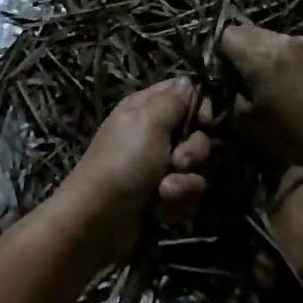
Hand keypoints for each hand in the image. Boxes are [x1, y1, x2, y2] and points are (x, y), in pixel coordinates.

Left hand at [55, 78, 212, 262]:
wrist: (98, 221)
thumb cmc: (124, 163)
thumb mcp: (149, 122)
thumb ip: (174, 100)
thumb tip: (188, 81)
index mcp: (146, 108)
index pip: (184, 93)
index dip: (200, 106)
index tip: (204, 121)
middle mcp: (153, 134)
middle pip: (196, 134)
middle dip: (193, 152)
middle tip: (177, 162)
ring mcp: (157, 167)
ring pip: (194, 168)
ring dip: (184, 183)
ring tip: (164, 192)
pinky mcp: (162, 197)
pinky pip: (187, 194)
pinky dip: (177, 203)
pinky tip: (161, 211)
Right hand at [219, 25, 302, 170]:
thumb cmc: (292, 135)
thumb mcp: (248, 122)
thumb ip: (231, 93)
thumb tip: (227, 81)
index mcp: (260, 56)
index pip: (227, 35)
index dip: (221, 52)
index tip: (225, 73)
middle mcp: (282, 41)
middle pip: (248, 32)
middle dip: (242, 50)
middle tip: (245, 77)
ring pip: (271, 37)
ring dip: (265, 52)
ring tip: (271, 79)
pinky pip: (293, 45)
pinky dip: (286, 57)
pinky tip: (293, 80)